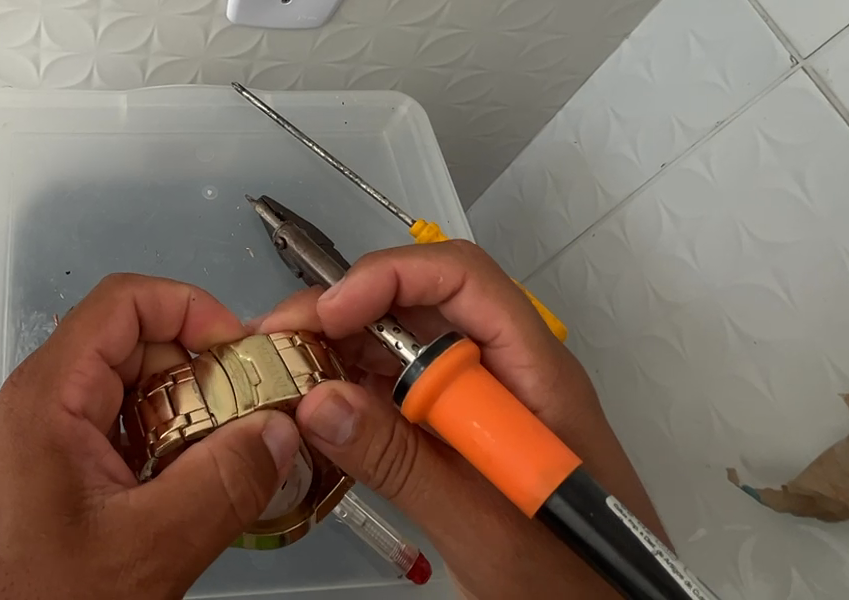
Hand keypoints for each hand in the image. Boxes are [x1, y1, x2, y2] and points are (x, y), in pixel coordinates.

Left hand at [0, 273, 302, 599]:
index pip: (123, 301)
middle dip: (197, 369)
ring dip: (183, 413)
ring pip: (128, 388)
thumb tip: (280, 429)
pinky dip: (160, 444)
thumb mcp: (146, 547)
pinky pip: (116, 429)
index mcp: (51, 391)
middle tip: (248, 413)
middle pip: (131, 343)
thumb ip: (221, 484)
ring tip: (226, 455)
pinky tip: (188, 486)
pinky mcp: (51, 468)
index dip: (188, 307)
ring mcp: (44, 433)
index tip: (239, 351)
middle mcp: (43, 398)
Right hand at [258, 239, 666, 599]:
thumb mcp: (485, 529)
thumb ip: (403, 465)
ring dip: (335, 344)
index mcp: (531, 368)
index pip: (462, 280)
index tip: (330, 315)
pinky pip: (388, 380)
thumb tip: (314, 401)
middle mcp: (497, 362)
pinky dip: (345, 385)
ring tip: (281, 368)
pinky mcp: (447, 420)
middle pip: (415, 299)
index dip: (391, 278)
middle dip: (342, 308)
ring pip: (393, 336)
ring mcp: (470, 391)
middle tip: (276, 337)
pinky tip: (311, 406)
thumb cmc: (572, 580)